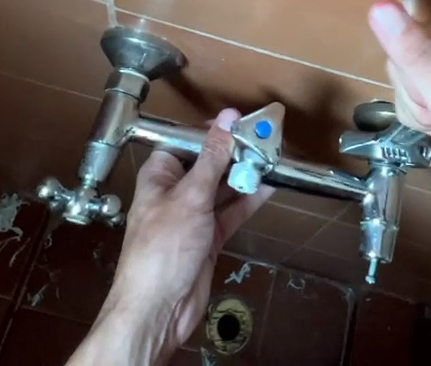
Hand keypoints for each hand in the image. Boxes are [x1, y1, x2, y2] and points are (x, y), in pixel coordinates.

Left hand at [72, 110, 271, 365]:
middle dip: (235, 152)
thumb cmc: (162, 248)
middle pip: (209, 162)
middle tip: (265, 140)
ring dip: (246, 174)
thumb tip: (227, 118)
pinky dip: (249, 200)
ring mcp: (194, 214)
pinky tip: (268, 187)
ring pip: (223, 186)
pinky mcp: (209, 236)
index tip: (242, 121)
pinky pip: (232, 211)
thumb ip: (213, 157)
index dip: (214, 130)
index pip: (189, 140)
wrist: (158, 311)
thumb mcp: (191, 195)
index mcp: (161, 174)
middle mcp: (177, 190)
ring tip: (272, 159)